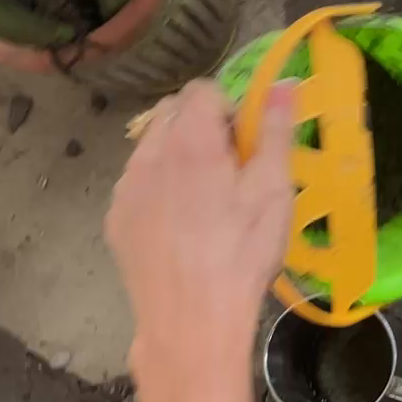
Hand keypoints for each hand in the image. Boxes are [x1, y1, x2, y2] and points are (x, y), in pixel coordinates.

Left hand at [106, 79, 297, 386]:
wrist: (193, 320)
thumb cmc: (243, 254)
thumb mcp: (273, 191)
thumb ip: (276, 131)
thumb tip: (284, 82)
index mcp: (191, 140)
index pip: (204, 89)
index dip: (232, 110)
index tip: (249, 147)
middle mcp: (149, 153)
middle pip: (174, 113)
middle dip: (205, 129)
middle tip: (234, 174)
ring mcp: (126, 187)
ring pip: (153, 149)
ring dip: (181, 158)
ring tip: (209, 205)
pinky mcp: (116, 219)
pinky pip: (139, 185)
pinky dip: (161, 190)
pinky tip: (184, 229)